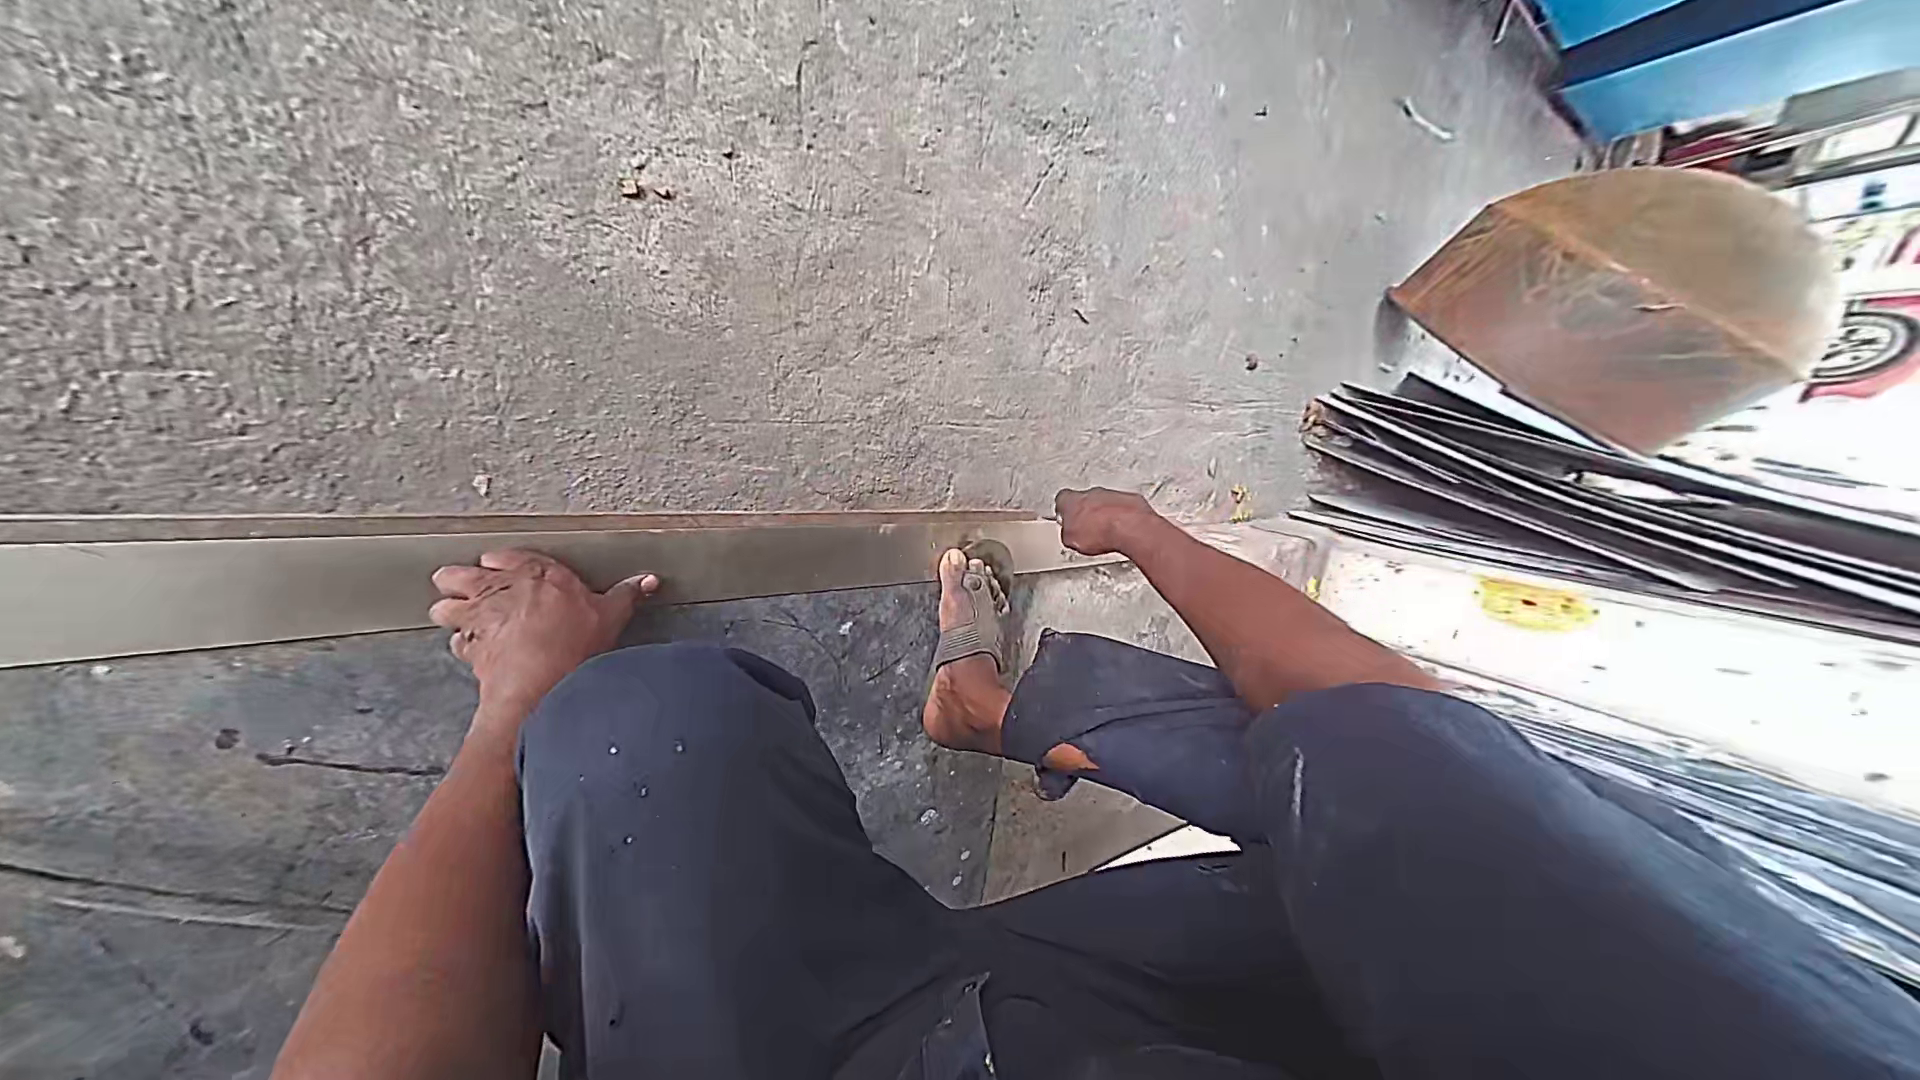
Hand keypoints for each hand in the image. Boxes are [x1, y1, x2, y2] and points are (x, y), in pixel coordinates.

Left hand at [429, 549, 657, 724]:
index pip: (506, 556)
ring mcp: (476, 617)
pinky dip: (460, 642)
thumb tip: (647, 581)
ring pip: (445, 605)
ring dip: (449, 609)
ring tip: (456, 613)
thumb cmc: (573, 642)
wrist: (541, 681)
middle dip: (459, 579)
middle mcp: (499, 588)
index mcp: (535, 573)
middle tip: (467, 585)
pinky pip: (454, 640)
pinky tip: (472, 646)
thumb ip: (627, 594)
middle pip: (460, 574)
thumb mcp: (611, 614)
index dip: (502, 561)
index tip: (504, 566)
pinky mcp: (467, 646)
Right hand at [1053, 487, 1167, 555]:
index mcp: (1071, 499)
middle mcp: (1091, 492)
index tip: (1067, 522)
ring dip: (1106, 516)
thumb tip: (1069, 536)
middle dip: (1087, 514)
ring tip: (1107, 536)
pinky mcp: (1132, 500)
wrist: (1130, 528)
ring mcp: (1113, 494)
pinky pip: (1124, 508)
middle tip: (1089, 531)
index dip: (1064, 512)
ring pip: (1106, 503)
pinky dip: (1123, 518)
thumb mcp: (1070, 541)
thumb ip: (1067, 533)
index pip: (1061, 500)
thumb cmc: (1101, 532)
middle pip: (1085, 500)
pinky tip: (1123, 533)